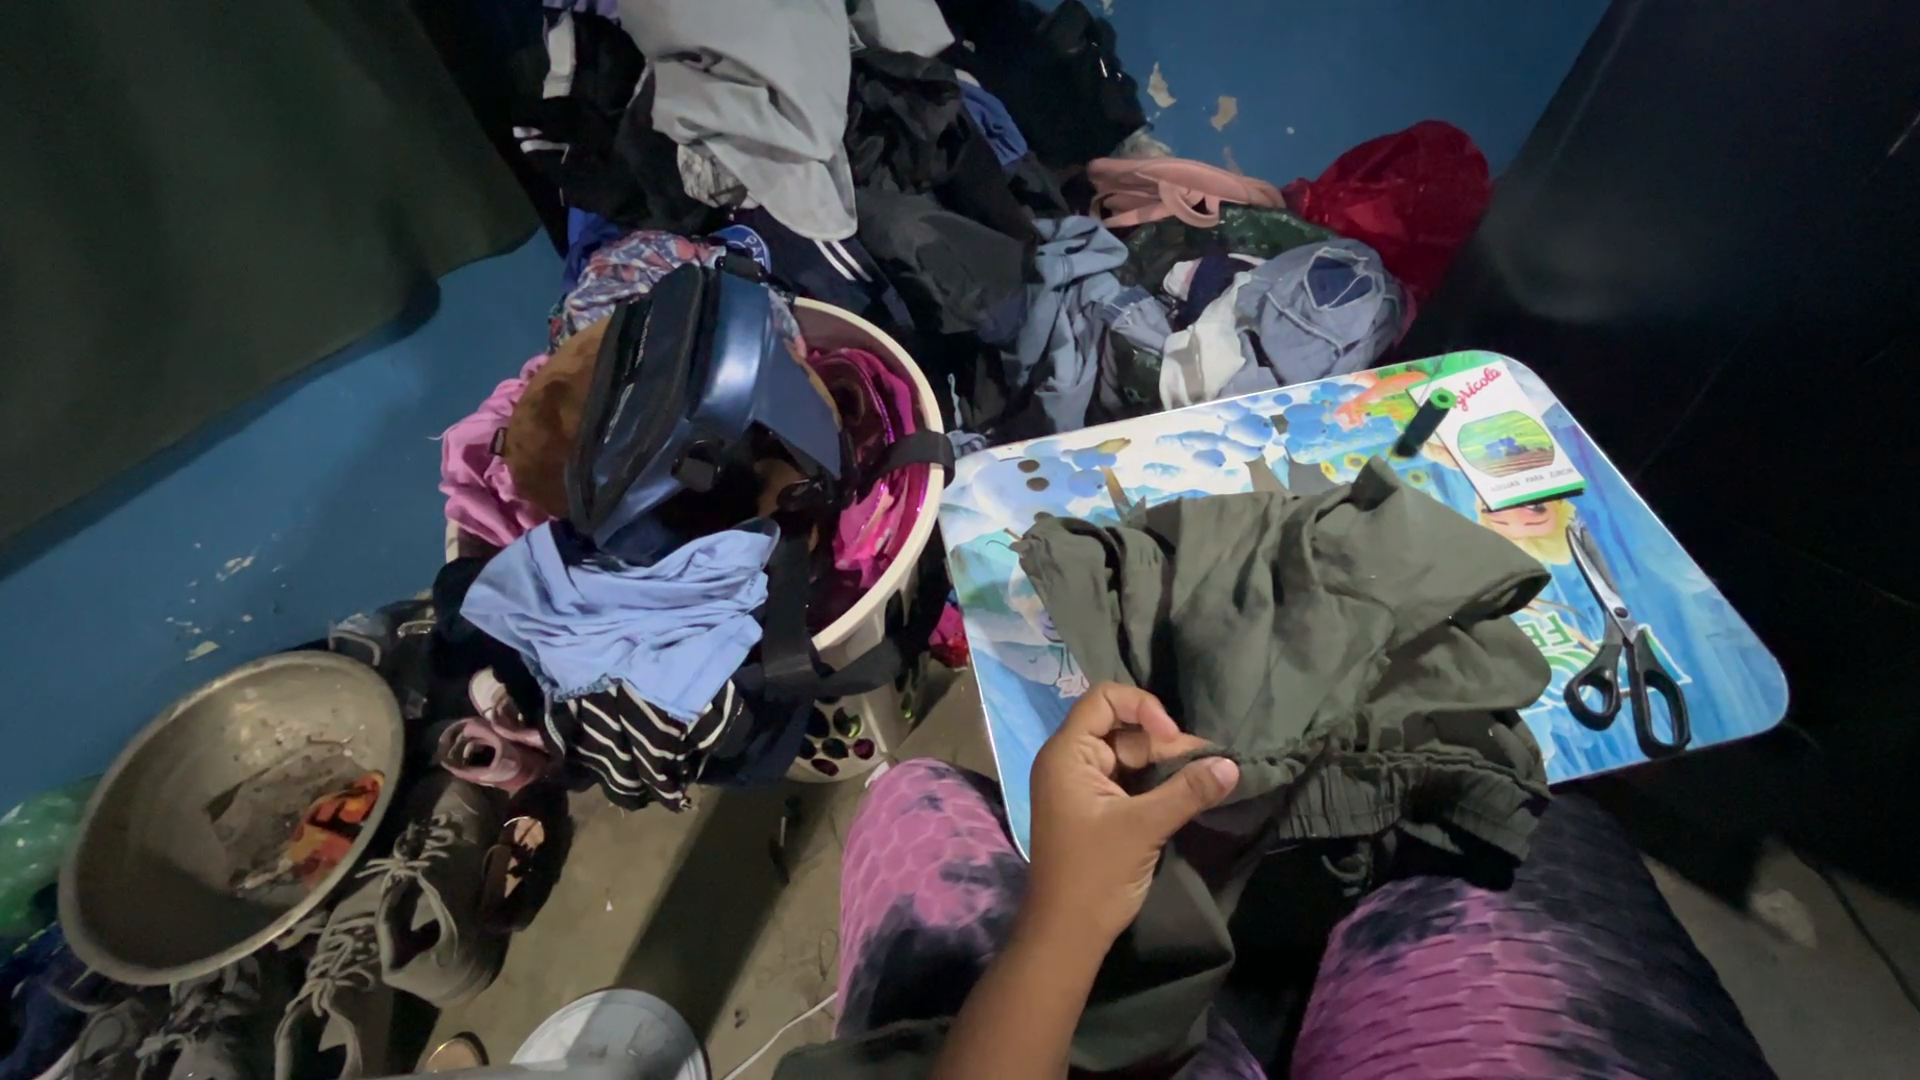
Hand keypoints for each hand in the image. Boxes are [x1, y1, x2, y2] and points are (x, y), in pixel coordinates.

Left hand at [1024, 683, 1240, 949]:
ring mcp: (1081, 784)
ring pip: (1128, 756)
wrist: (1066, 934)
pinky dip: (1155, 783)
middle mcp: (1070, 760)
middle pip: (1121, 729)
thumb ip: (1187, 792)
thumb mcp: (1143, 828)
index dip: (1142, 707)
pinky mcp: (1094, 806)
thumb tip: (1231, 764)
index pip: (1103, 699)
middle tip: (1208, 763)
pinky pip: (1127, 780)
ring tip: (1206, 775)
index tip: (1173, 737)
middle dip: (1164, 742)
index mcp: (1067, 753)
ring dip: (1165, 763)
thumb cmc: (1094, 874)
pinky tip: (1187, 790)